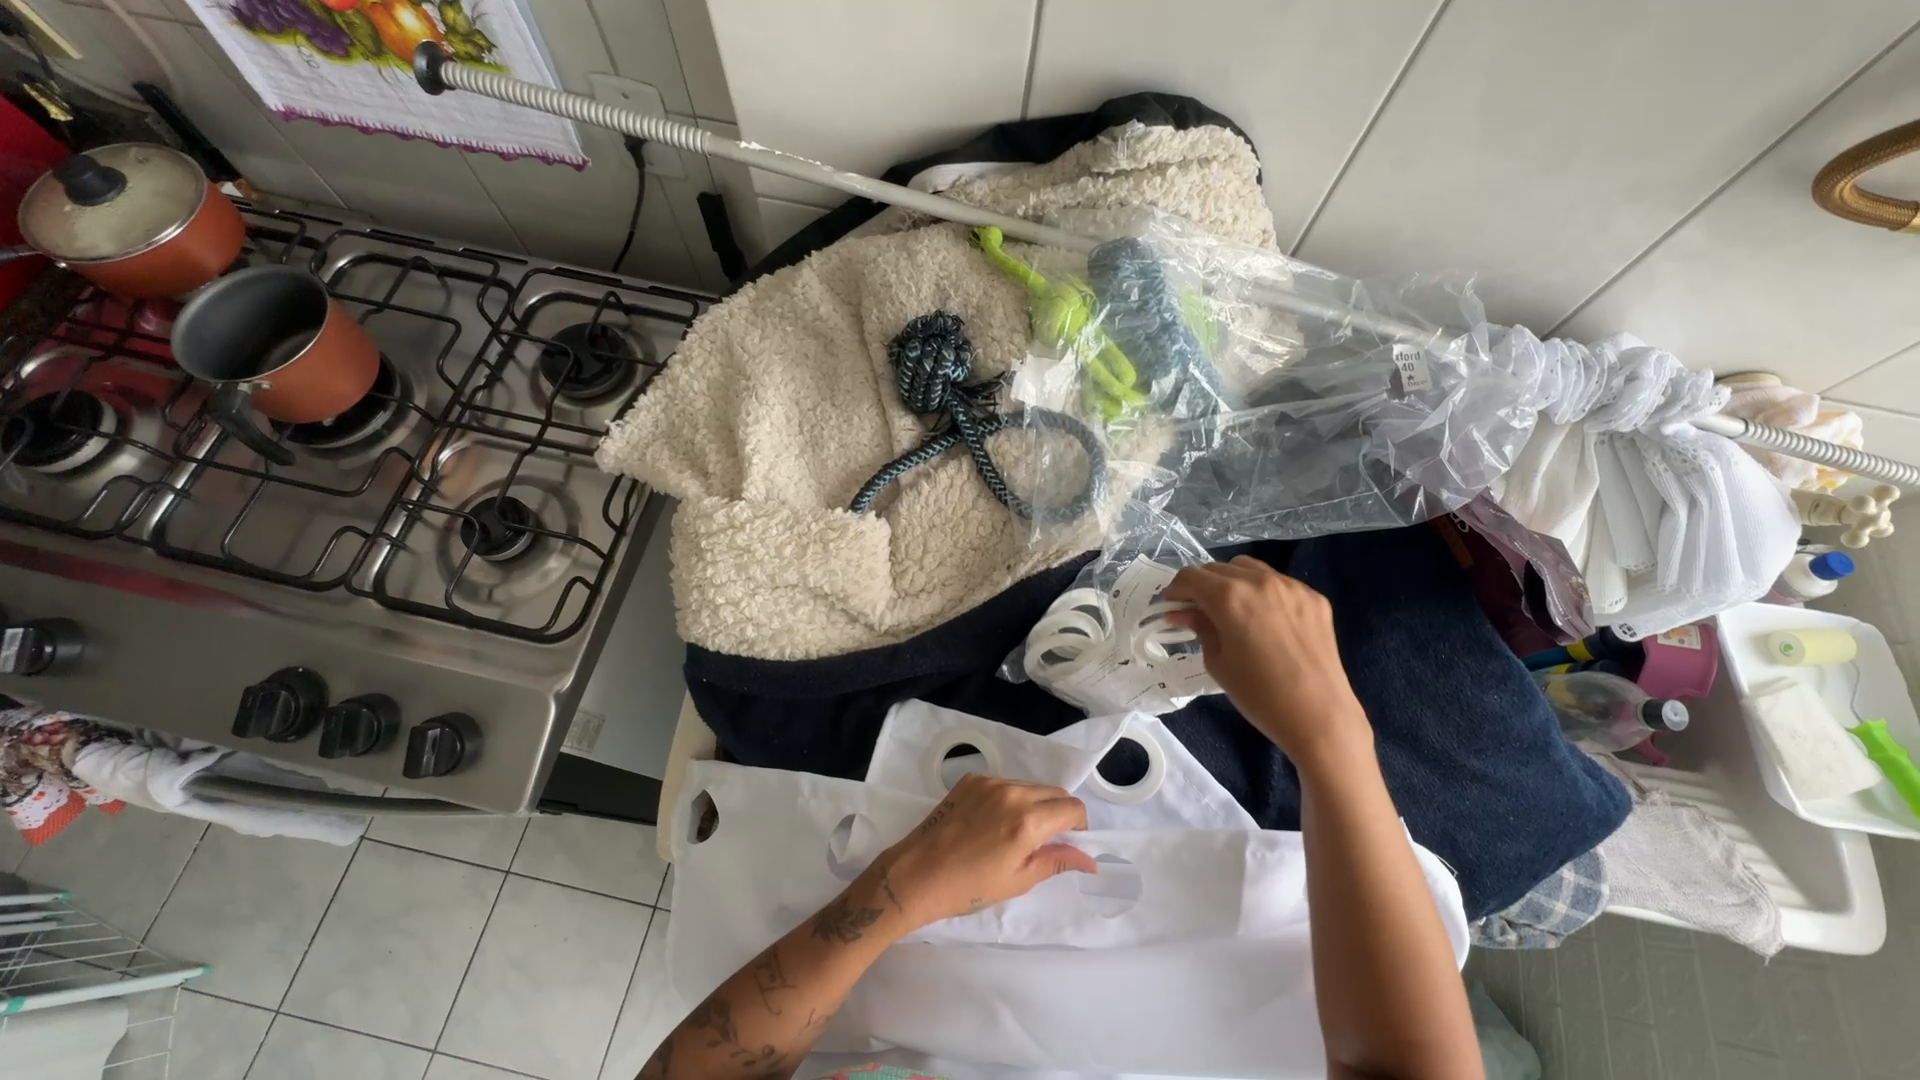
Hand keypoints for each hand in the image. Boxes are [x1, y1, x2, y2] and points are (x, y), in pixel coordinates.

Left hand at [869, 773, 1097, 927]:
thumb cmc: (970, 886)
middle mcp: (1013, 793)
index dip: (1079, 825)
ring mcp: (990, 782)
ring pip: (1030, 785)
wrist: (918, 873)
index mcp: (1028, 821)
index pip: (1073, 808)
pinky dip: (1011, 798)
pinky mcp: (972, 779)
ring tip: (1017, 832)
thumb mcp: (1019, 880)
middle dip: (1060, 813)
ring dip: (1036, 804)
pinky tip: (994, 822)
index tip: (1070, 842)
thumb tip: (1091, 860)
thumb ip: (1057, 861)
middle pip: (1055, 792)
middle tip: (1046, 840)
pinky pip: (1006, 783)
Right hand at [1163, 556, 1371, 764]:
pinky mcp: (1314, 598)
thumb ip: (1200, 628)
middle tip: (1199, 612)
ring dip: (1232, 582)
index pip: (1191, 577)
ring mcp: (1292, 586)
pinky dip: (1262, 592)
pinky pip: (1279, 583)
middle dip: (1202, 586)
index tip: (1173, 607)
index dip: (1176, 590)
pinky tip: (1265, 619)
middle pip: (1218, 569)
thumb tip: (1185, 613)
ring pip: (1249, 568)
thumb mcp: (1218, 662)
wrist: (1319, 715)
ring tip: (1232, 610)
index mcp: (1230, 597)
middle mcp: (1260, 581)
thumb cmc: (1259, 695)